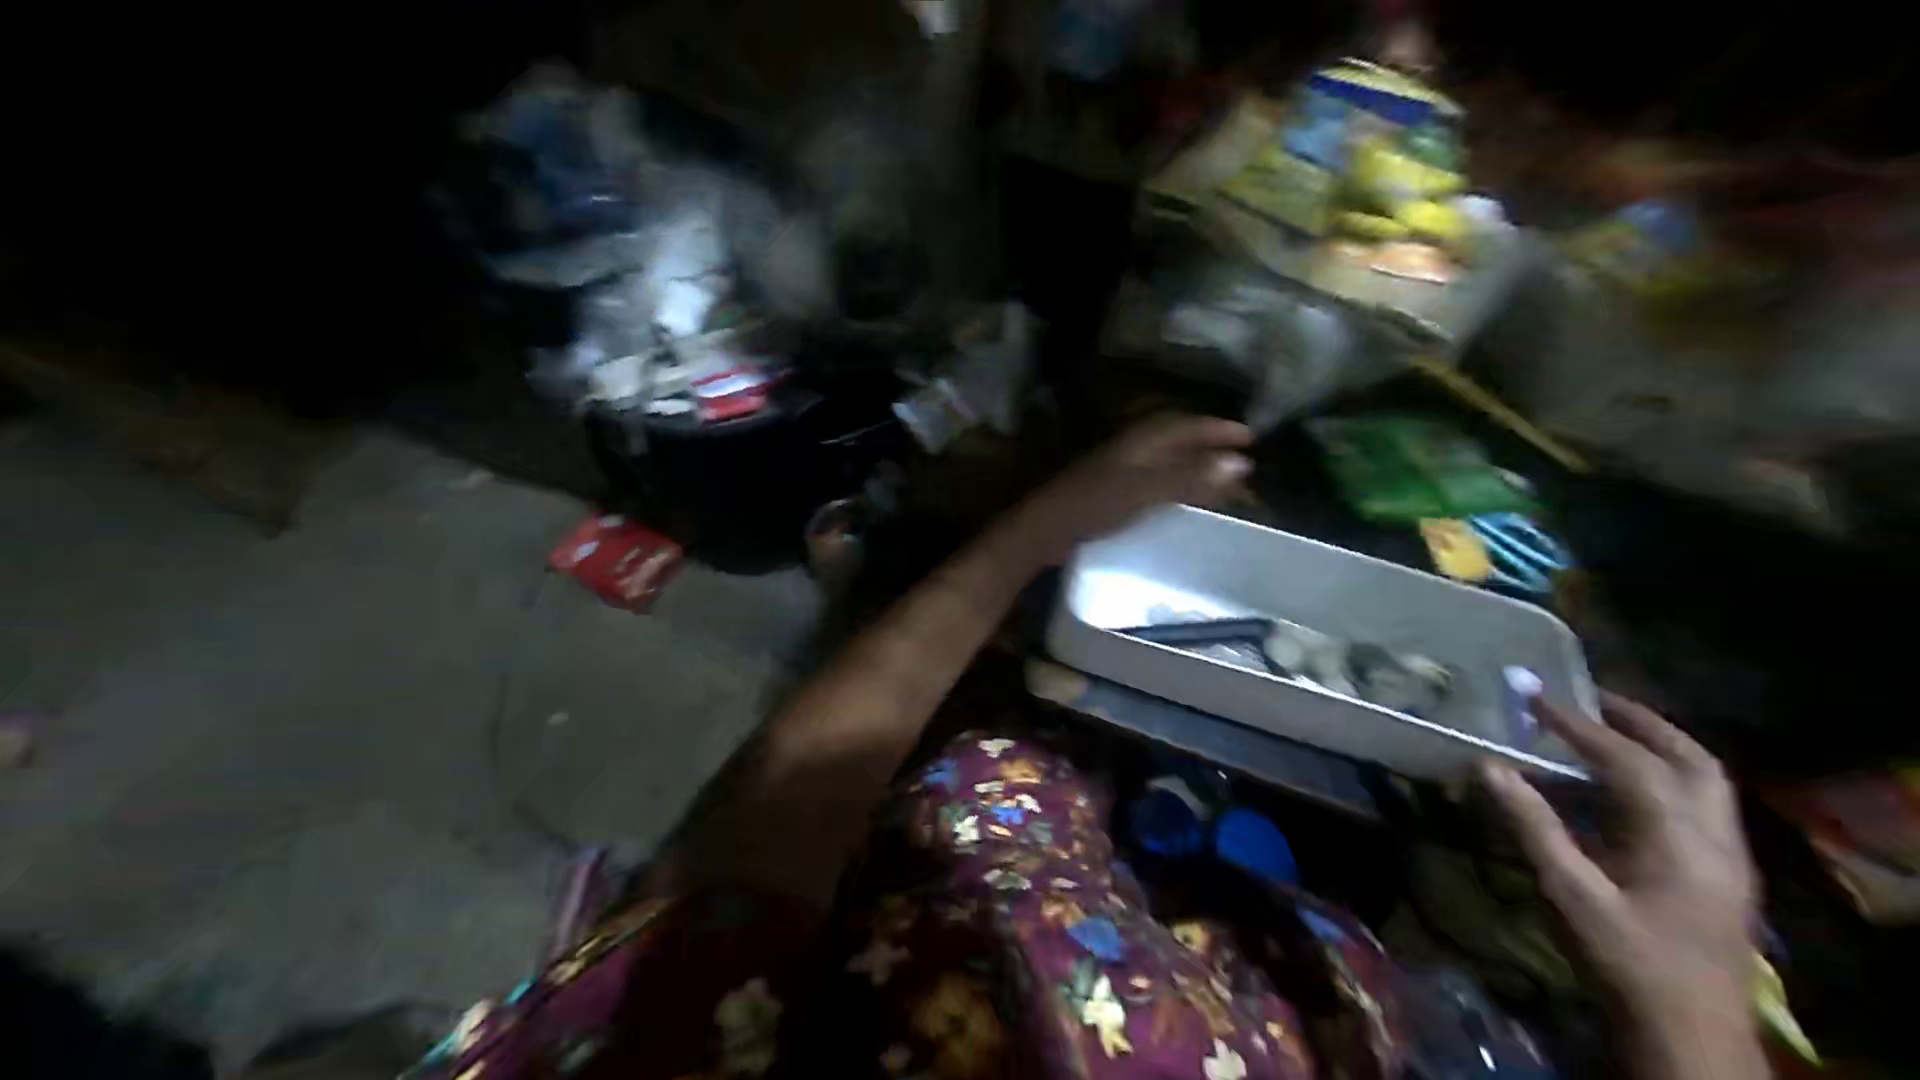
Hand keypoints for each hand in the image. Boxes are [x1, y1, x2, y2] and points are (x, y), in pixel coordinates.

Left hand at [1006, 415, 1253, 565]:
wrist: (1044, 530)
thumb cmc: (1092, 505)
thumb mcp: (1145, 490)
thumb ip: (1189, 477)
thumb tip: (1240, 464)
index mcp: (1137, 442)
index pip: (1184, 425)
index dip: (1216, 429)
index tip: (1250, 437)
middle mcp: (1128, 450)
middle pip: (1174, 440)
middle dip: (1207, 445)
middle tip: (1239, 458)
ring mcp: (1116, 471)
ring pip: (1163, 460)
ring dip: (1191, 465)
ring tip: (1218, 479)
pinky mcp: (1108, 493)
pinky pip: (1151, 480)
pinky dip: (1173, 484)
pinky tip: (1179, 499)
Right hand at [1480, 693, 1762, 1078]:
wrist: (1687, 1032)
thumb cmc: (1621, 956)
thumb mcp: (1566, 891)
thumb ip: (1528, 823)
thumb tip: (1485, 763)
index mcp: (1680, 842)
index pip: (1630, 762)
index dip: (1578, 725)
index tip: (1534, 696)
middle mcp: (1716, 841)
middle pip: (1693, 762)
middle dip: (1640, 722)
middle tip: (1587, 698)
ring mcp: (1726, 860)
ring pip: (1704, 783)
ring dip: (1654, 746)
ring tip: (1601, 728)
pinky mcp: (1720, 875)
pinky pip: (1696, 805)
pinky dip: (1658, 776)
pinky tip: (1616, 785)